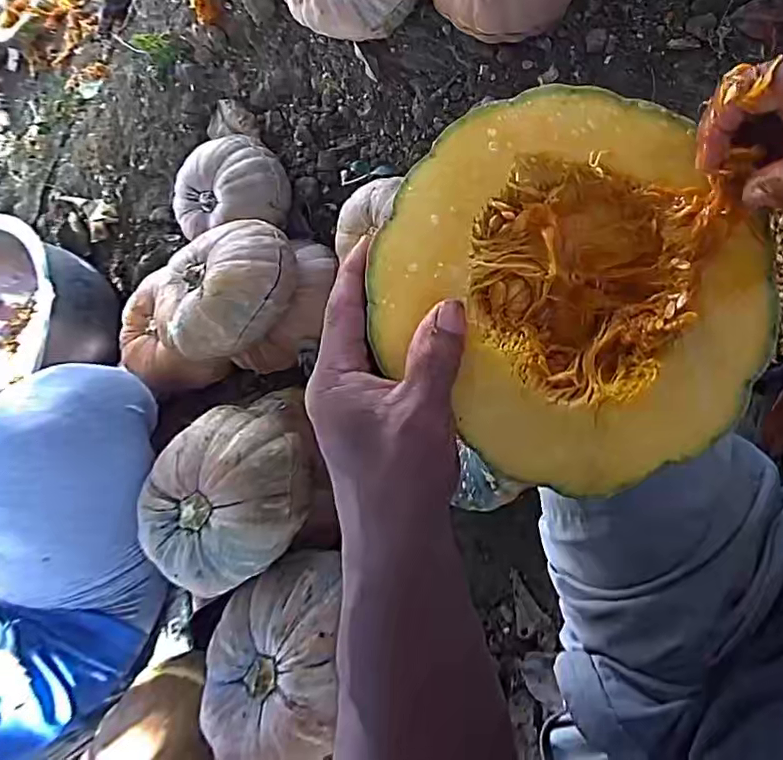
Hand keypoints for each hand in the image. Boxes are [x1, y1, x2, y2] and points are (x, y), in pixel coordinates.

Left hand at [305, 238, 465, 531]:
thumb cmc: (400, 478)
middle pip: (353, 327)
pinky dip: (408, 350)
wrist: (397, 544)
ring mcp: (353, 409)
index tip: (372, 237)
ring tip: (427, 293)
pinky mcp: (373, 423)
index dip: (355, 272)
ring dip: (395, 323)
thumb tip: (449, 305)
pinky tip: (437, 345)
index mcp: (333, 380)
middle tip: (410, 260)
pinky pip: (388, 371)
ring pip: (373, 351)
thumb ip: (433, 357)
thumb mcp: (420, 411)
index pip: (341, 312)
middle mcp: (335, 389)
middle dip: (378, 292)